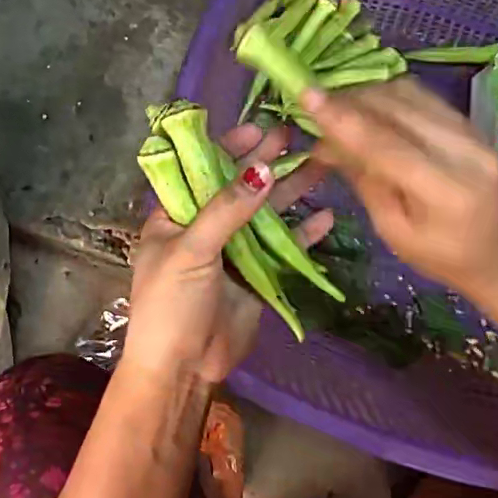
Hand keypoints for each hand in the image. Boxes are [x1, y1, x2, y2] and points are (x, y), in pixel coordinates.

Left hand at [126, 123, 334, 384]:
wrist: (183, 367)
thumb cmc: (171, 303)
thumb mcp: (192, 250)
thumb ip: (228, 209)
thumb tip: (262, 169)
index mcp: (177, 216)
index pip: (204, 171)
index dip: (230, 149)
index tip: (257, 129)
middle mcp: (207, 227)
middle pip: (241, 188)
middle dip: (266, 163)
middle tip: (294, 138)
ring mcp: (234, 252)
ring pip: (266, 214)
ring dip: (290, 192)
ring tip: (320, 166)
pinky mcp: (258, 276)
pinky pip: (283, 248)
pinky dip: (303, 234)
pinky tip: (326, 216)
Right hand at [302, 80, 497, 301]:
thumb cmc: (440, 256)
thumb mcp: (393, 231)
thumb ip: (365, 180)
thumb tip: (325, 141)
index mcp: (447, 192)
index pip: (388, 145)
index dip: (344, 119)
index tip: (307, 96)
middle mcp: (467, 153)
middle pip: (399, 110)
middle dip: (351, 101)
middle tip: (315, 104)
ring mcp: (475, 134)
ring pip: (412, 95)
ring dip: (369, 94)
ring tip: (339, 104)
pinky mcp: (474, 124)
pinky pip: (425, 97)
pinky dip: (391, 96)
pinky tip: (370, 105)